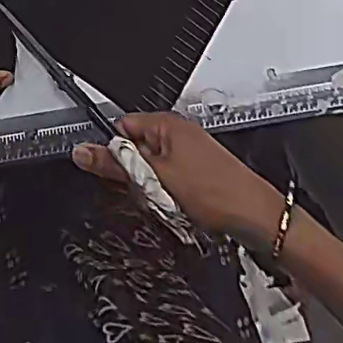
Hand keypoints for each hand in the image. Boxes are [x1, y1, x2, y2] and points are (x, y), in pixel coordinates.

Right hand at [71, 111, 285, 242]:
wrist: (259, 219)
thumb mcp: (154, 179)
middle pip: (135, 149)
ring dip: (151, 187)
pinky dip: (168, 194)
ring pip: (151, 168)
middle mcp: (178, 132)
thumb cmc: (217, 193)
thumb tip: (83, 152)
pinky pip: (168, 179)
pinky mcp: (198, 171)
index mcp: (165, 123)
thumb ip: (114, 164)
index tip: (116, 172)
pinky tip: (179, 206)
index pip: (120, 127)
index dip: (115, 152)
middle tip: (147, 190)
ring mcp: (190, 152)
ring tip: (168, 201)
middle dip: (134, 174)